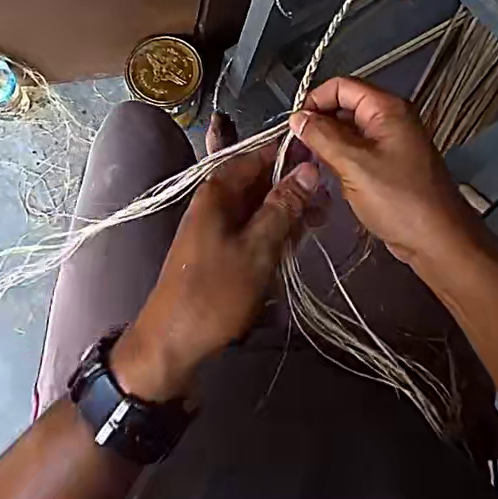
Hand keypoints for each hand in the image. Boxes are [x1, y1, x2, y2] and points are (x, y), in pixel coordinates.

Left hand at [113, 128, 320, 401]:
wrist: (171, 344)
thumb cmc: (214, 293)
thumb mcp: (258, 248)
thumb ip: (284, 206)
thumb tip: (309, 169)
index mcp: (219, 190)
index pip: (261, 154)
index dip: (293, 155)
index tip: (325, 163)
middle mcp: (217, 199)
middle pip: (263, 179)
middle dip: (295, 187)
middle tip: (326, 205)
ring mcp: (218, 223)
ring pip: (261, 203)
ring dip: (289, 211)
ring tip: (317, 224)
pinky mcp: (222, 245)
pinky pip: (254, 225)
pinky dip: (275, 229)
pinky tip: (295, 241)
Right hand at [289, 77, 485, 267]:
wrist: (438, 240)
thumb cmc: (401, 201)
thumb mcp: (354, 164)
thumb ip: (323, 136)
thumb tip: (299, 118)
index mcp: (388, 108)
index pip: (343, 86)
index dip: (315, 100)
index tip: (295, 125)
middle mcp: (392, 118)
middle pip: (346, 105)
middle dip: (319, 122)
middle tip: (297, 147)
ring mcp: (393, 141)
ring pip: (350, 130)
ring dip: (328, 142)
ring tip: (309, 162)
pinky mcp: (391, 163)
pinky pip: (359, 150)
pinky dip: (341, 157)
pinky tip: (328, 175)